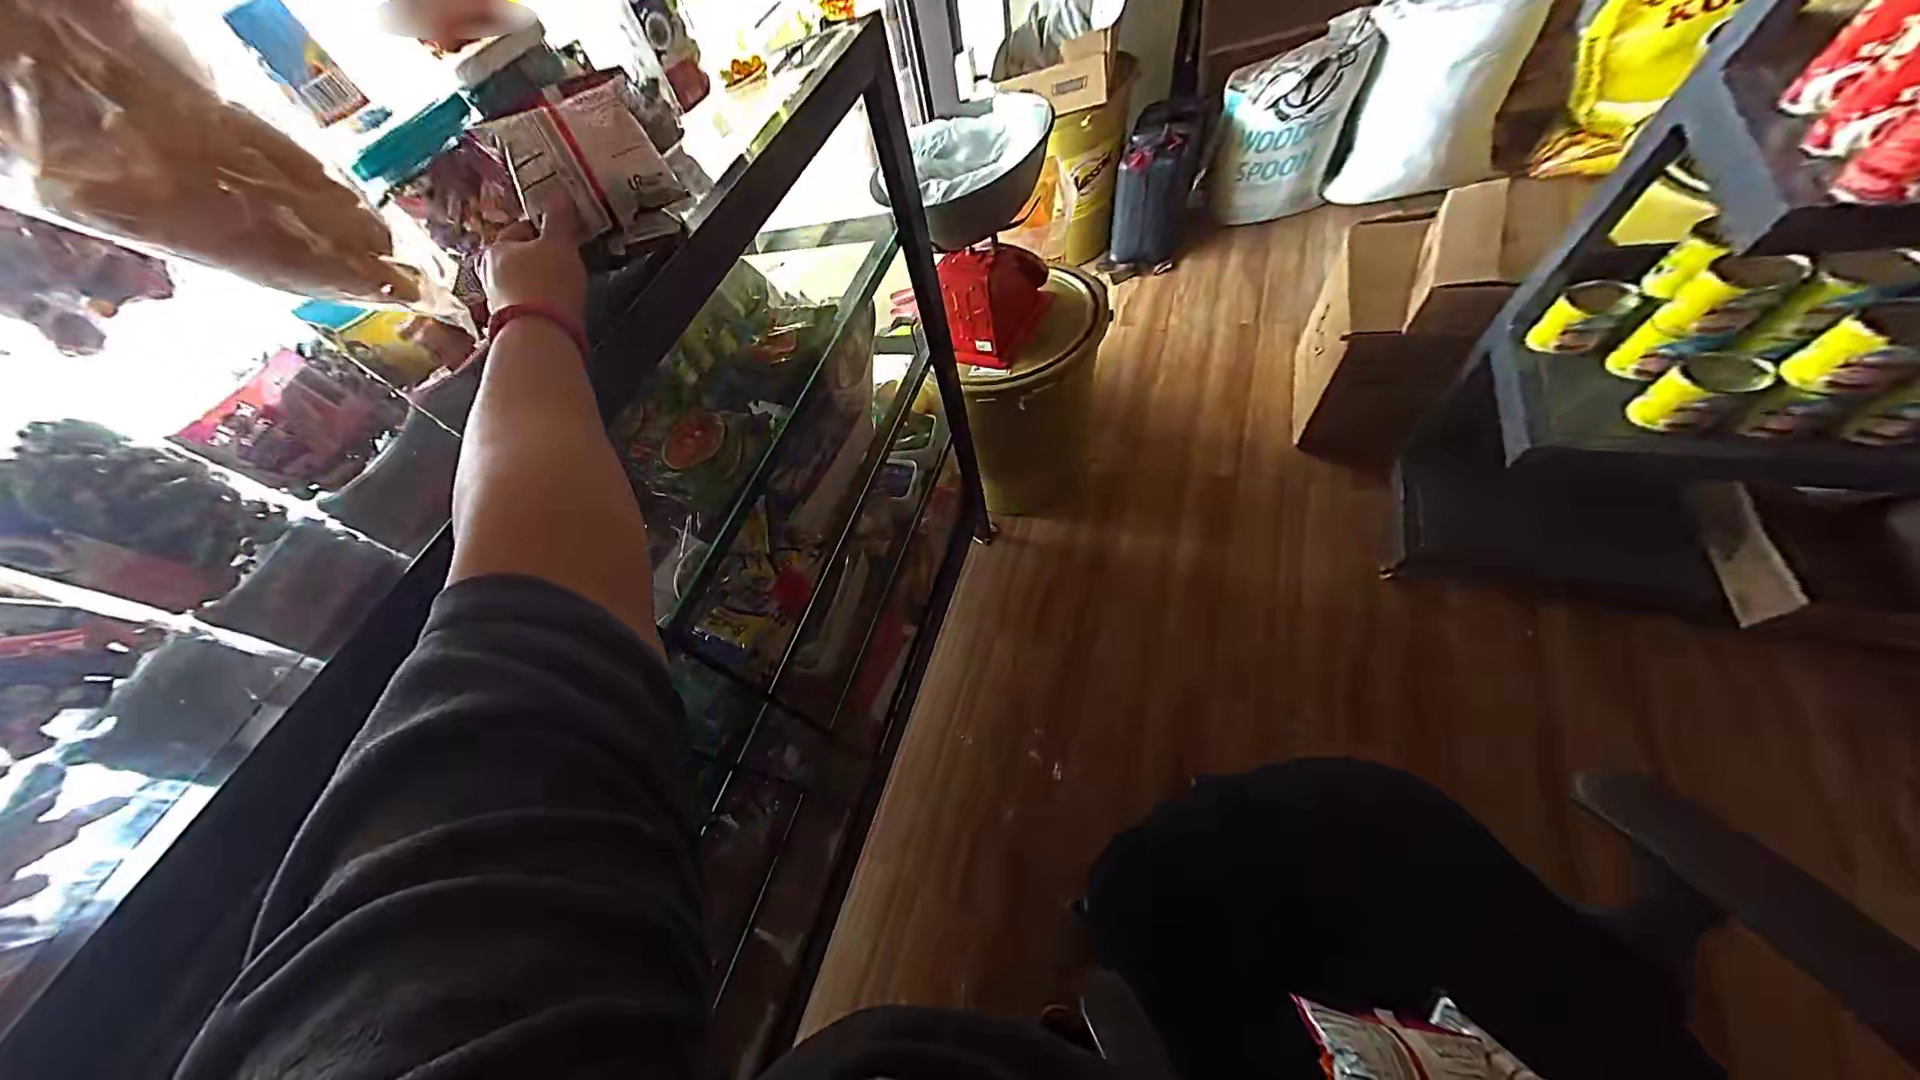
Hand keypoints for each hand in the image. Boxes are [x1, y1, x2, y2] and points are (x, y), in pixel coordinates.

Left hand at [482, 202, 586, 327]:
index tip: (562, 237)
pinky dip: (541, 305)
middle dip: (536, 259)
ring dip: (537, 283)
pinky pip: (528, 306)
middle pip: (517, 258)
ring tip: (562, 288)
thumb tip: (560, 194)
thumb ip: (559, 221)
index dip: (542, 231)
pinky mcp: (512, 324)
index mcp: (496, 248)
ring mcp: (498, 301)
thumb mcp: (559, 247)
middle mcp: (488, 272)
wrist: (541, 334)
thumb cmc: (547, 283)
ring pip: (520, 283)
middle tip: (561, 262)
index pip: (519, 230)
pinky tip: (556, 309)